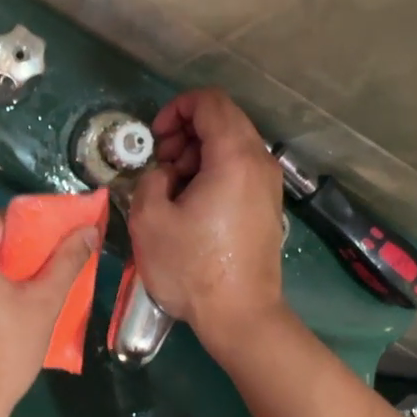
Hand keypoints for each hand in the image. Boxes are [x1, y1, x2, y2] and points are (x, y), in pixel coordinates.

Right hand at [127, 88, 285, 350]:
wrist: (239, 314)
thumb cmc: (191, 267)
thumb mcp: (149, 220)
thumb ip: (150, 180)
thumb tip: (164, 174)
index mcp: (233, 157)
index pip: (209, 102)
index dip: (175, 109)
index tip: (154, 139)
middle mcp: (259, 162)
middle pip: (223, 120)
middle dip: (184, 132)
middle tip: (159, 164)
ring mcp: (268, 185)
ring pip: (231, 145)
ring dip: (196, 155)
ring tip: (170, 188)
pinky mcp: (266, 206)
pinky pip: (238, 170)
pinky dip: (212, 173)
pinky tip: (190, 205)